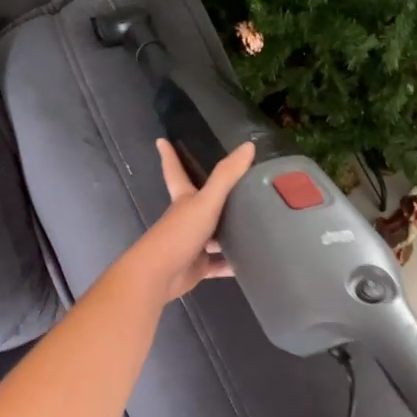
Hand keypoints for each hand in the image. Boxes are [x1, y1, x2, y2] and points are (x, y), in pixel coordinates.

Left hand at [122, 139, 254, 301]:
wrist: (160, 275)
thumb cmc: (179, 233)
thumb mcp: (206, 202)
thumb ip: (226, 176)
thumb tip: (248, 146)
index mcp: (184, 200)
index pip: (175, 172)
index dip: (169, 156)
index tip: (161, 141)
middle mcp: (187, 220)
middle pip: (201, 204)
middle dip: (215, 196)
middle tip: (239, 186)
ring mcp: (192, 244)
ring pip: (214, 235)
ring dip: (230, 231)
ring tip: (257, 224)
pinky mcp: (198, 267)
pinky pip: (220, 263)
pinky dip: (233, 263)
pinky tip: (252, 260)